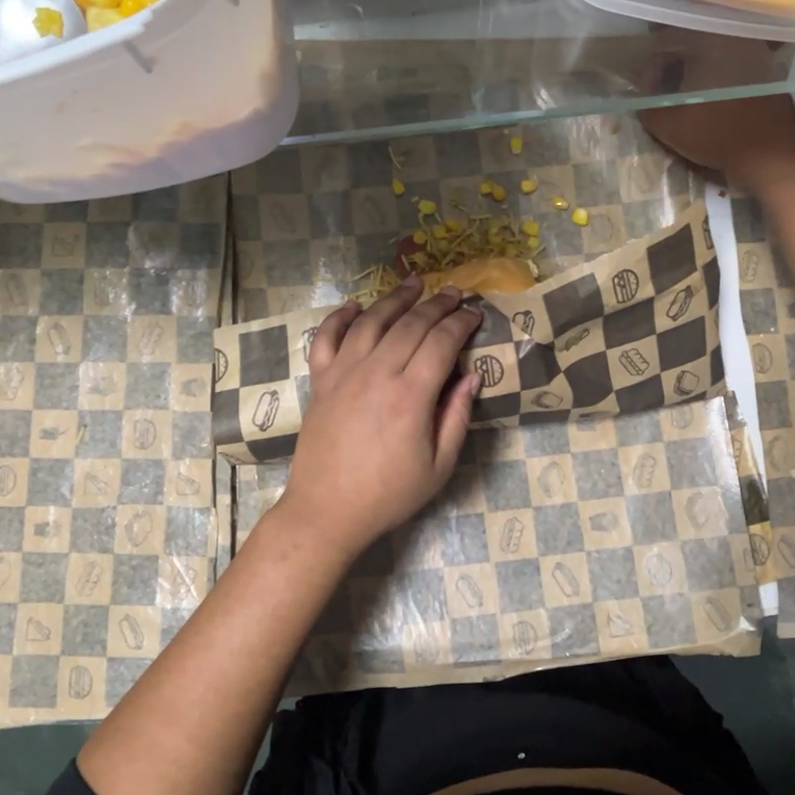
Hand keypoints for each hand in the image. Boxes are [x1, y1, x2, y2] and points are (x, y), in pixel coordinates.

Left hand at [277, 277, 482, 555]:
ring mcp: (343, 374)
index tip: (474, 314)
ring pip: (371, 321)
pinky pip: (327, 338)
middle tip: (453, 292)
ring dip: (394, 299)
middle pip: (410, 324)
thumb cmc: (389, 494)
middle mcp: (376, 374)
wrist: (327, 510)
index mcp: (410, 396)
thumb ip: (456, 417)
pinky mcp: (320, 381)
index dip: (460, 323)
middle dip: (436, 304)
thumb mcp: (438, 466)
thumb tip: (471, 376)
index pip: (441, 342)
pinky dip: (340, 317)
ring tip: (413, 284)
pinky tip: (355, 306)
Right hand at [636, 29, 794, 195]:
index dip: (649, 68)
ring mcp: (756, 52)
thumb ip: (644, 106)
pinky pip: (731, 67)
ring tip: (683, 102)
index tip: (645, 94)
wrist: (771, 156)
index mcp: (708, 39)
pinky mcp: (767, 71)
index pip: (665, 41)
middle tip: (661, 96)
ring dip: (693, 76)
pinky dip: (715, 80)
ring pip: (712, 56)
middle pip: (690, 45)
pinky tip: (708, 104)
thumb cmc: (716, 133)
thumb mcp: (667, 124)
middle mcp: (734, 37)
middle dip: (671, 69)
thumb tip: (639, 96)